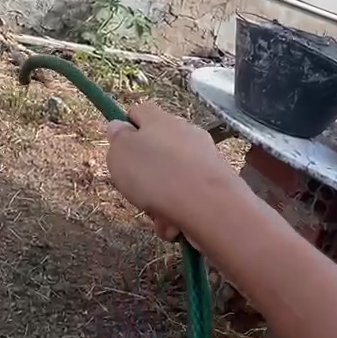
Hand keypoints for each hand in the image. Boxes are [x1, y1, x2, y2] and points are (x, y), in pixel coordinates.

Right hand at [104, 101, 246, 241]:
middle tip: (136, 189)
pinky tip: (175, 225)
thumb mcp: (120, 155)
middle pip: (157, 147)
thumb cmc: (156, 176)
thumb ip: (118, 139)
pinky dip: (181, 209)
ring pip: (174, 175)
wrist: (210, 206)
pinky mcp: (219, 181)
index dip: (126, 128)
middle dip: (145, 172)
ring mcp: (205, 156)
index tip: (119, 150)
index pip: (138, 112)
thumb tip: (120, 126)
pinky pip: (191, 193)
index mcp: (159, 119)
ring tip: (158, 217)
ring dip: (162, 196)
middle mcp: (185, 131)